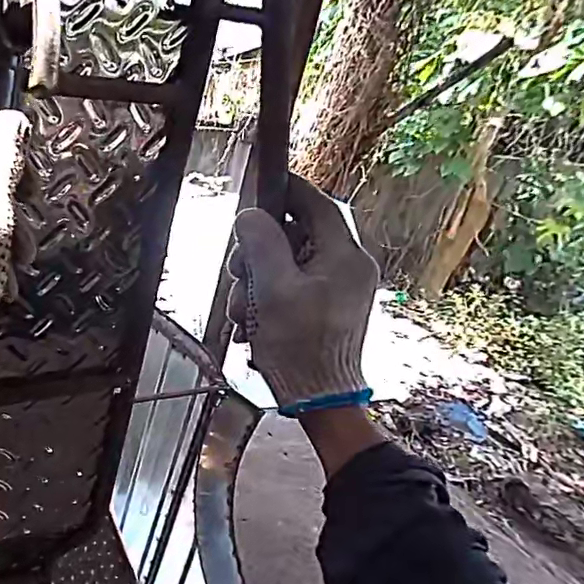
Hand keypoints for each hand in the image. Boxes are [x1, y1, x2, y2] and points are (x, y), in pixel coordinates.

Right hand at [226, 174, 378, 416]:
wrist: (319, 400)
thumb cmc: (299, 345)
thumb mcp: (273, 289)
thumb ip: (262, 244)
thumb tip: (251, 216)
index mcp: (344, 257)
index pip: (318, 205)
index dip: (289, 191)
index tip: (264, 184)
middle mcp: (347, 268)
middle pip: (294, 238)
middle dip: (258, 255)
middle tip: (237, 274)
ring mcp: (338, 291)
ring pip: (286, 266)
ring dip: (256, 285)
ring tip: (245, 315)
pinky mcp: (326, 310)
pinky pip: (291, 290)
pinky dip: (267, 301)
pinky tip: (253, 325)